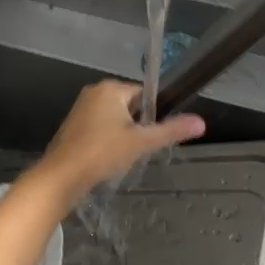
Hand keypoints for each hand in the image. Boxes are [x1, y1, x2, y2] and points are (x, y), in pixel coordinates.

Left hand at [33, 80, 205, 198]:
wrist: (62, 176)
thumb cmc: (102, 153)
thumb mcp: (141, 142)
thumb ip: (171, 130)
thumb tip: (202, 122)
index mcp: (110, 88)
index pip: (145, 93)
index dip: (155, 114)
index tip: (156, 135)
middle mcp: (94, 92)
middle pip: (130, 106)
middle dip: (138, 126)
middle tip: (141, 148)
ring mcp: (81, 109)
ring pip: (115, 119)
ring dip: (123, 135)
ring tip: (125, 155)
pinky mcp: (73, 126)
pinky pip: (100, 128)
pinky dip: (108, 141)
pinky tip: (109, 158)